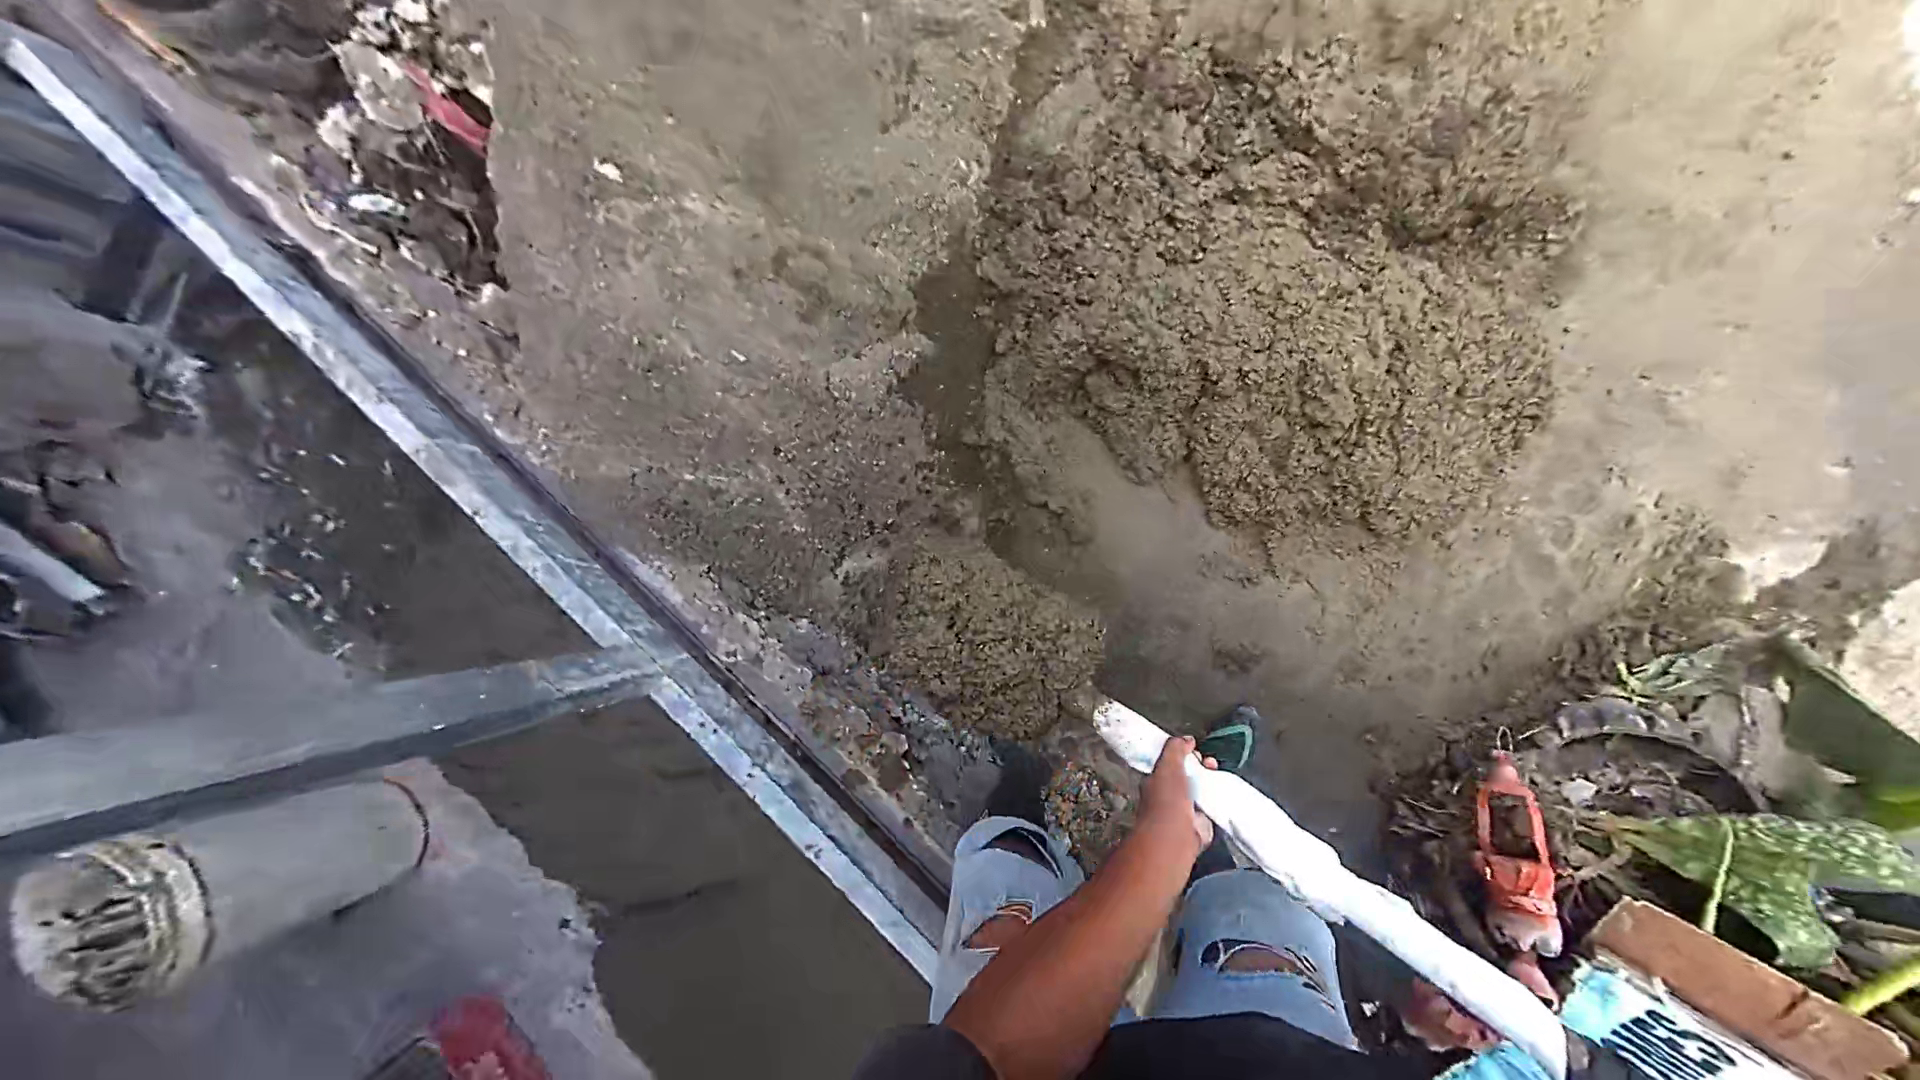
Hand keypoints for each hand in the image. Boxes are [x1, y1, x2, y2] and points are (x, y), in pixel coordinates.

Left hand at [1135, 736, 1215, 862]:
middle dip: (1199, 766)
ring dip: (1209, 780)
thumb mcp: (1168, 764)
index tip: (1193, 749)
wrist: (1177, 834)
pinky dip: (1218, 798)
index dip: (1182, 754)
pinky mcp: (1200, 823)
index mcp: (1156, 780)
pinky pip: (1211, 806)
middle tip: (1209, 761)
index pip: (1170, 763)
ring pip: (1200, 789)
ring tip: (1215, 771)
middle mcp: (1168, 795)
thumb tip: (1187, 739)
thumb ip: (1176, 748)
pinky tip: (1223, 790)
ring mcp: (1184, 809)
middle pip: (1187, 775)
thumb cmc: (1166, 798)